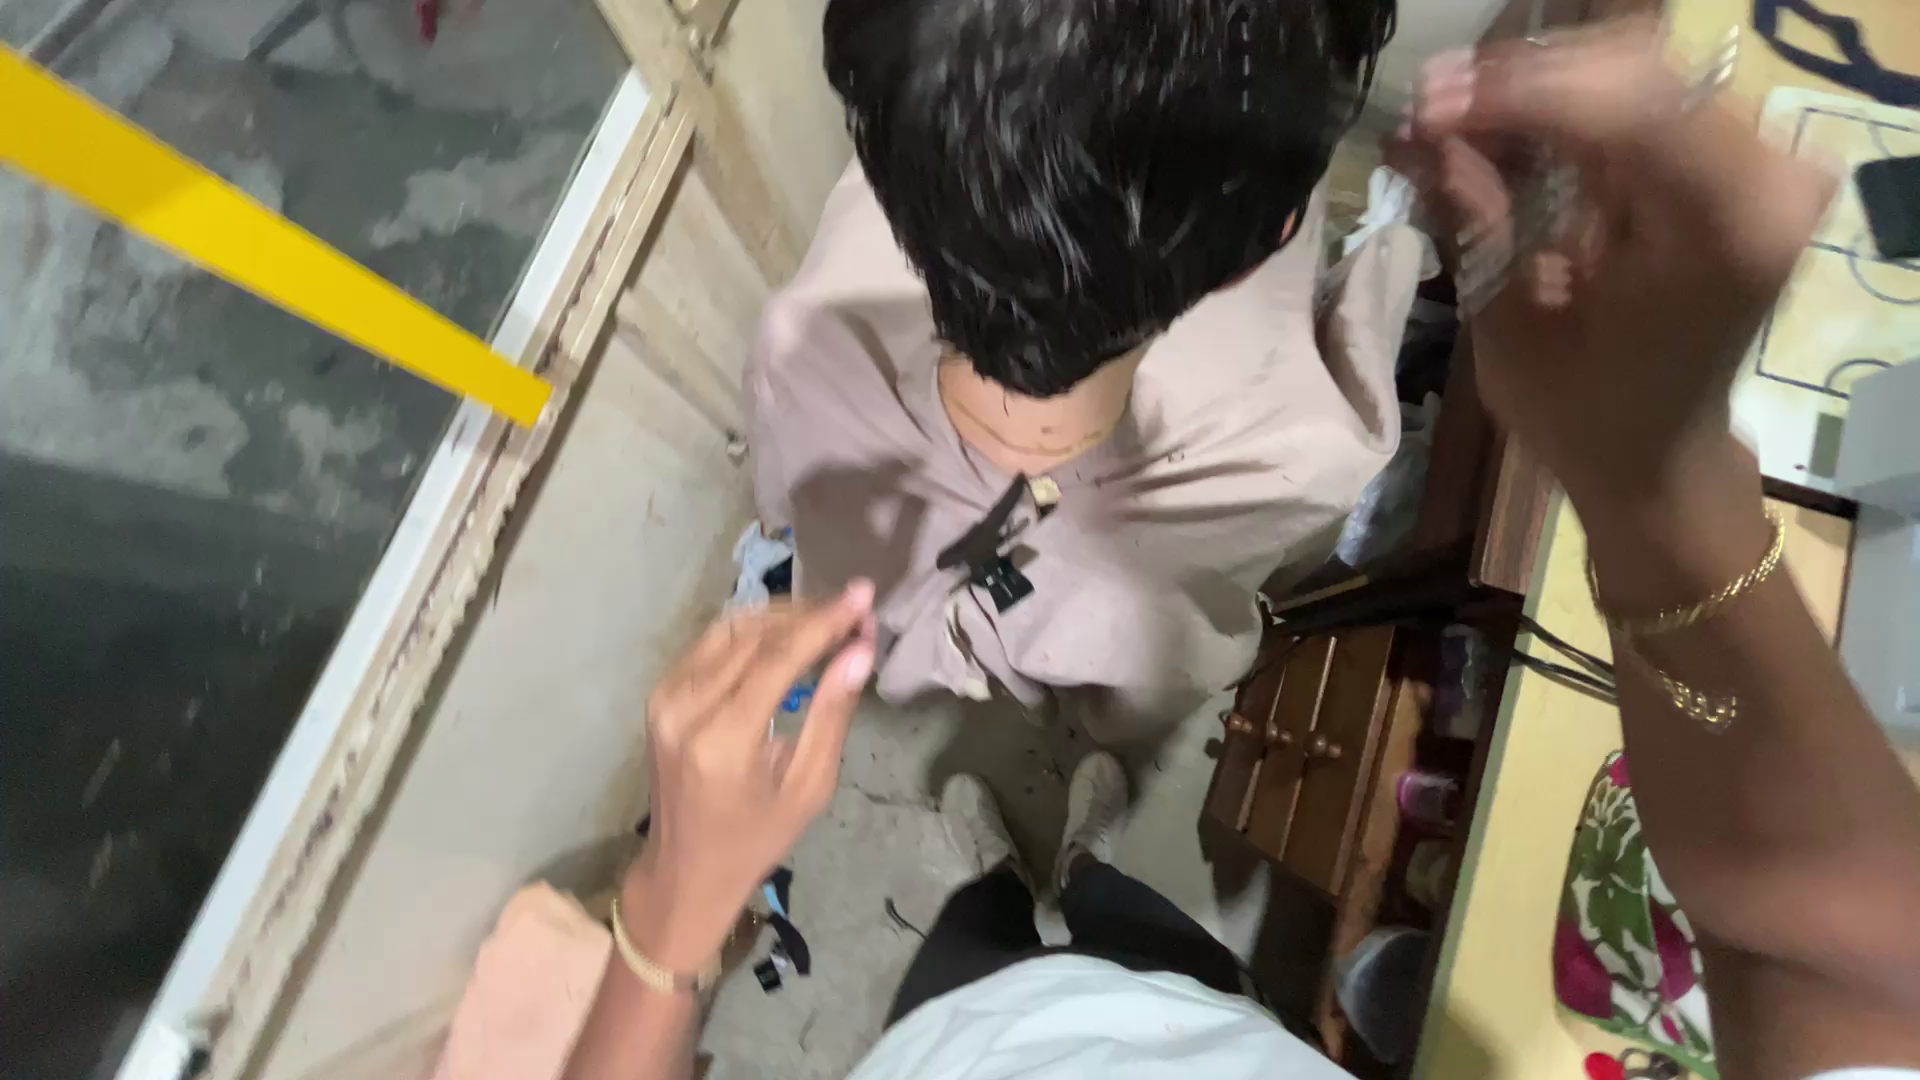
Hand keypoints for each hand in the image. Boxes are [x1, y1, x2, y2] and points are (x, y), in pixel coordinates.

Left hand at [621, 582, 877, 972]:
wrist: (684, 870)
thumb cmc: (757, 838)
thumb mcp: (810, 787)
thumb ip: (833, 713)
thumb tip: (860, 650)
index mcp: (722, 741)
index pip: (777, 658)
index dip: (824, 621)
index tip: (863, 595)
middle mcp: (684, 708)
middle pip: (754, 634)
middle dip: (809, 615)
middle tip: (854, 612)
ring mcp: (665, 697)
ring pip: (731, 627)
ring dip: (783, 615)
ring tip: (828, 618)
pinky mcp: (661, 692)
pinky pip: (713, 641)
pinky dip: (755, 628)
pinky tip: (789, 633)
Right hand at [1388, 18, 1834, 510]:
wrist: (1649, 449)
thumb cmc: (1580, 415)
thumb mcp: (1512, 332)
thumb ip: (1480, 227)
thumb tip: (1420, 146)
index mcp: (1725, 228)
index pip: (1629, 112)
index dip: (1518, 95)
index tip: (1425, 106)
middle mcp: (1762, 175)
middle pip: (1639, 75)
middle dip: (1520, 81)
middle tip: (1423, 107)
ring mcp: (1746, 163)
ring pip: (1631, 81)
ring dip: (1527, 95)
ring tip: (1438, 120)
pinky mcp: (1712, 168)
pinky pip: (1627, 114)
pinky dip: (1550, 119)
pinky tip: (1484, 134)